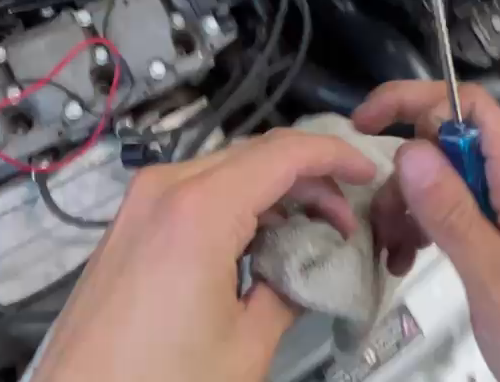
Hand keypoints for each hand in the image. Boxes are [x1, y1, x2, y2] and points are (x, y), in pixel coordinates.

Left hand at [31, 128, 377, 381]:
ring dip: (272, 189)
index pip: (282, 153)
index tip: (368, 172)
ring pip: (225, 168)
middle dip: (307, 177)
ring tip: (311, 230)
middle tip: (346, 217)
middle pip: (254, 154)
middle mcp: (166, 185)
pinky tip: (259, 237)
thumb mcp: (245, 346)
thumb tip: (309, 265)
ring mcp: (142, 199)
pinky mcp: (131, 220)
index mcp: (199, 207)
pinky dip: (236, 202)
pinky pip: (195, 190)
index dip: (333, 156)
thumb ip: (288, 289)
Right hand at [352, 81, 499, 381]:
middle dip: (404, 171)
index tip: (363, 126)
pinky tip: (410, 259)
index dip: (412, 101)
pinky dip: (429, 226)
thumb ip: (454, 215)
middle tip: (379, 221)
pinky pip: (461, 209)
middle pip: (448, 141)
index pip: (465, 103)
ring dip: (411, 204)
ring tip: (393, 252)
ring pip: (448, 176)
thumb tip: (408, 147)